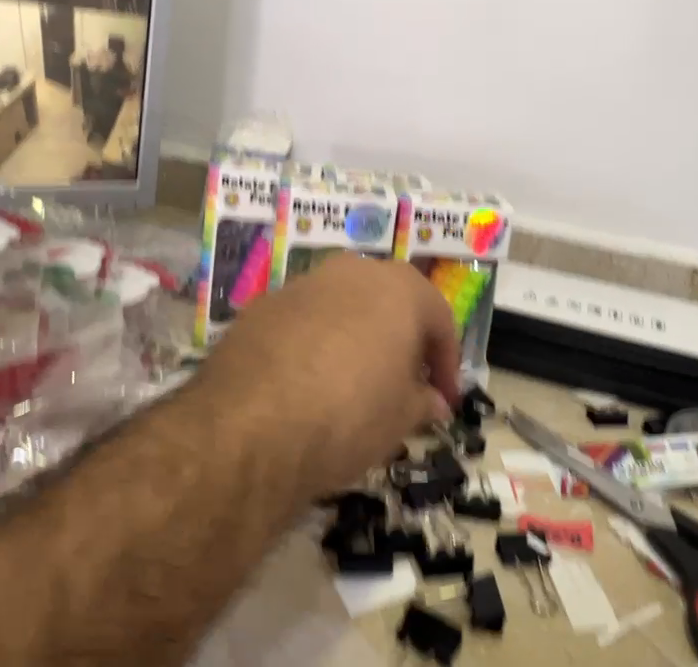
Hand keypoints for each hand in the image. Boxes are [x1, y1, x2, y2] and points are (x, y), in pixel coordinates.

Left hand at [197, 254, 460, 499]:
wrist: (251, 424)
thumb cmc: (349, 414)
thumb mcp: (401, 418)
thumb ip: (423, 402)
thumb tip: (433, 401)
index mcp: (399, 289)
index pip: (439, 318)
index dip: (447, 362)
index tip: (444, 399)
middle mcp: (352, 272)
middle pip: (388, 300)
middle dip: (400, 339)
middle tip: (402, 384)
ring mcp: (302, 284)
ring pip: (342, 305)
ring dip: (355, 337)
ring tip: (353, 384)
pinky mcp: (261, 306)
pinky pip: (302, 321)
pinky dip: (313, 344)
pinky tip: (306, 385)